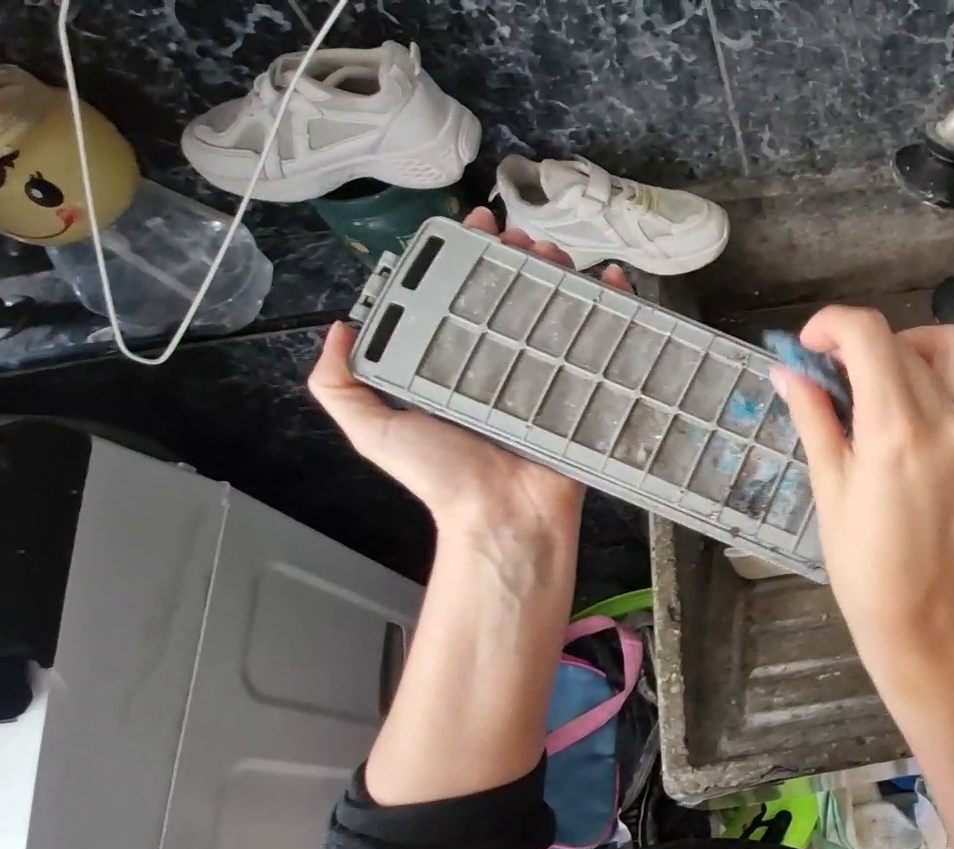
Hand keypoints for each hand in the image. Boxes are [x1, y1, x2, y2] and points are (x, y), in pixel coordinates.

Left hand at [308, 207, 631, 535]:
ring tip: (561, 256)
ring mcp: (547, 376)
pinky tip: (616, 281)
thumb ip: (340, 385)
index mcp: (455, 365)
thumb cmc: (444, 476)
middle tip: (529, 240)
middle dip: (521, 259)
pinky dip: (615, 309)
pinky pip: (603, 345)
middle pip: (514, 297)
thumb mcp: (374, 431)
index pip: (462, 297)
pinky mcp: (584, 392)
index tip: (477, 226)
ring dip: (562, 275)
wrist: (506, 517)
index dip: (468, 258)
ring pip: (556, 312)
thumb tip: (338, 328)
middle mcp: (502, 364)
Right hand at [773, 307, 953, 650]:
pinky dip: (936, 377)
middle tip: (835, 376)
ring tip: (876, 386)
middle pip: (904, 340)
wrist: (919, 610)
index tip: (812, 346)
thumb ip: (813, 415)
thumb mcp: (827, 484)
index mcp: (897, 431)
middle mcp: (947, 421)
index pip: (870, 335)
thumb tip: (787, 370)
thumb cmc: (861, 560)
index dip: (832, 324)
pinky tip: (908, 410)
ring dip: (906, 350)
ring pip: (947, 350)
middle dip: (861, 344)